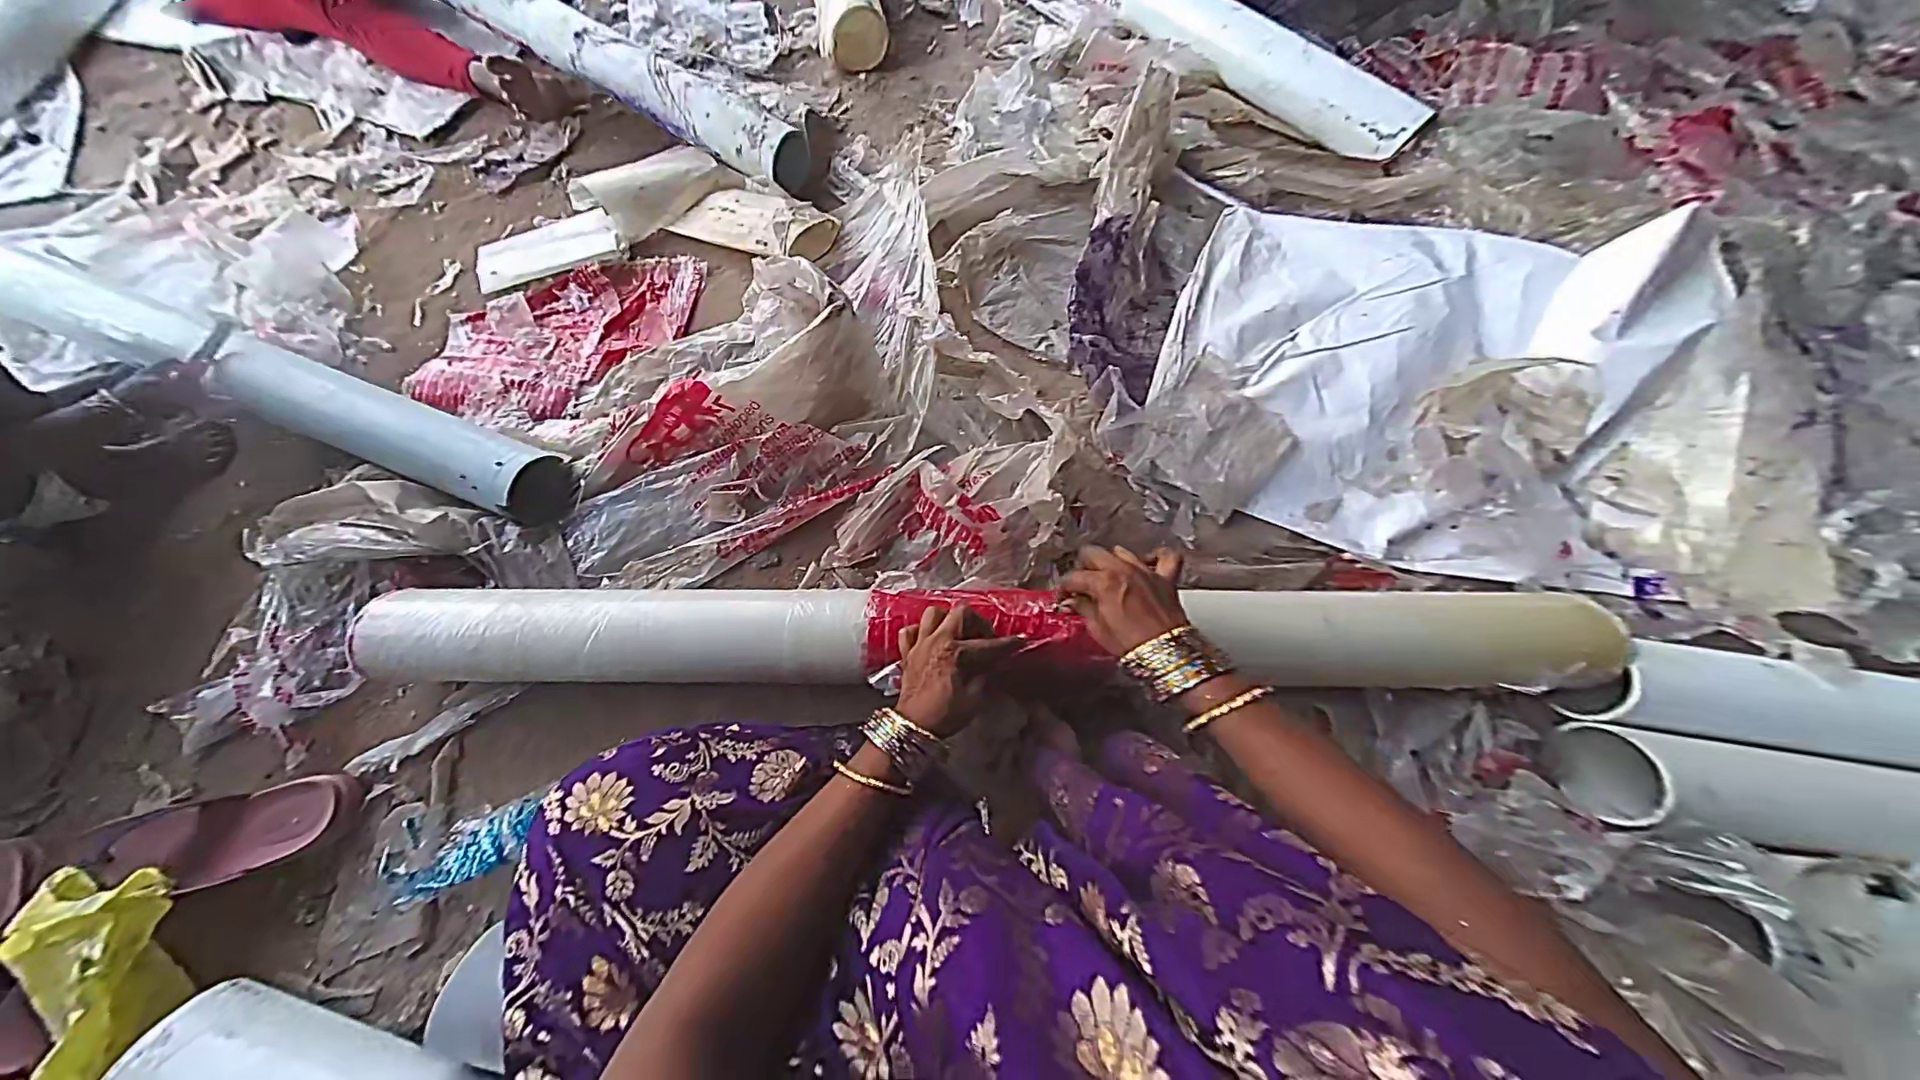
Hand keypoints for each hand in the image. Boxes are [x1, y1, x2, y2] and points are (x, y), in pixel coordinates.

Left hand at [895, 604, 1019, 736]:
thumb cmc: (946, 714)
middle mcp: (937, 640)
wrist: (913, 726)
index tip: (1020, 641)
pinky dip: (921, 632)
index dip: (1007, 644)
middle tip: (984, 637)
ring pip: (933, 614)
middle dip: (977, 622)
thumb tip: (998, 662)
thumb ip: (986, 674)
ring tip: (956, 634)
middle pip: (960, 613)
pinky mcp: (907, 652)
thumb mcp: (974, 697)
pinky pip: (910, 631)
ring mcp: (919, 644)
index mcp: (956, 652)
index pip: (987, 644)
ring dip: (947, 620)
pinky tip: (930, 641)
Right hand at [1059, 545, 1188, 654]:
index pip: (1074, 577)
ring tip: (1108, 576)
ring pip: (1121, 552)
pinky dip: (1155, 557)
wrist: (1165, 653)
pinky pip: (1164, 556)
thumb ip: (1084, 608)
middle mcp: (1123, 570)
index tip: (1064, 596)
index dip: (1064, 587)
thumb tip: (1074, 602)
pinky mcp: (1165, 578)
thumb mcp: (1097, 629)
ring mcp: (1145, 571)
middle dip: (1083, 567)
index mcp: (1103, 582)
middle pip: (1093, 553)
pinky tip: (1147, 562)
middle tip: (1082, 583)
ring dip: (1111, 562)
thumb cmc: (1130, 644)